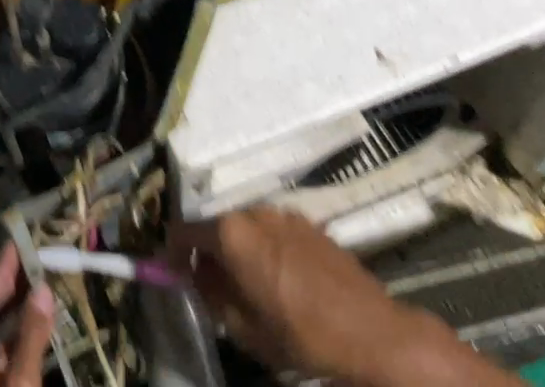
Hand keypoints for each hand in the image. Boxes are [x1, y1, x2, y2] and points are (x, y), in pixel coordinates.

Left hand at [0, 243, 55, 386]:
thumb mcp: (19, 384)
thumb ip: (30, 338)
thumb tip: (44, 290)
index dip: (0, 270)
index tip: (17, 243)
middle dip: (6, 285)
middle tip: (30, 258)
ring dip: (7, 309)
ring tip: (33, 282)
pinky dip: (5, 333)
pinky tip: (24, 323)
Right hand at [167, 206, 520, 386]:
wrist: (371, 333)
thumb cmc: (300, 333)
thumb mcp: (242, 328)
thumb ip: (211, 294)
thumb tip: (197, 276)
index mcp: (232, 233)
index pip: (183, 230)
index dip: (173, 253)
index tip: (175, 276)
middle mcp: (255, 212)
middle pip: (217, 226)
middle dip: (208, 252)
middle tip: (212, 287)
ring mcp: (285, 214)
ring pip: (246, 228)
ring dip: (238, 250)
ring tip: (248, 285)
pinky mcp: (310, 224)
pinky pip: (273, 231)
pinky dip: (264, 248)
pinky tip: (279, 280)